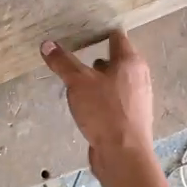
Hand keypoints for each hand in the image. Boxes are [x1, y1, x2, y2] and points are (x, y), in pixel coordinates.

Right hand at [41, 29, 156, 183]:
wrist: (123, 155)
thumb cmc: (104, 111)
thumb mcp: (77, 83)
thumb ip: (63, 62)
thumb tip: (47, 44)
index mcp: (130, 62)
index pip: (117, 37)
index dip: (100, 32)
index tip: (83, 31)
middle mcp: (139, 77)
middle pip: (117, 59)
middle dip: (97, 57)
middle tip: (76, 54)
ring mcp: (137, 99)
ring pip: (116, 81)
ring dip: (99, 79)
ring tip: (77, 80)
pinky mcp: (132, 118)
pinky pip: (115, 99)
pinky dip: (102, 97)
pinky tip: (87, 104)